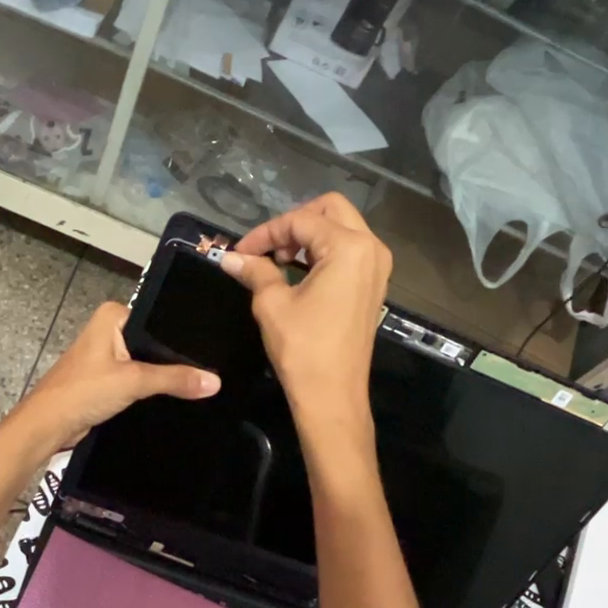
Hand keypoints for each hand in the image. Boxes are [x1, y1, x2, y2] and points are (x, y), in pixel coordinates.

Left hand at [15, 300, 219, 451]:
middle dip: (176, 358)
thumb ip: (175, 379)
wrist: (48, 425)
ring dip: (164, 376)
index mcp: (113, 315)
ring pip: (147, 362)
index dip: (184, 337)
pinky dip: (152, 388)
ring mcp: (108, 355)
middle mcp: (110, 329)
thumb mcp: (134, 381)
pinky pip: (138, 379)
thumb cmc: (84, 392)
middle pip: (155, 342)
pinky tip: (176, 396)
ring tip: (201, 383)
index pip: (160, 319)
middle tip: (214, 368)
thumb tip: (215, 381)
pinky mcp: (107, 379)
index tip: (215, 348)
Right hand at [219, 194, 391, 442]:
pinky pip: (348, 252)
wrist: (332, 396)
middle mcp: (370, 249)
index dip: (266, 232)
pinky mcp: (373, 286)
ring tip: (279, 260)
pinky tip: (298, 272)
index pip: (301, 221)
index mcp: (349, 247)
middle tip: (267, 248)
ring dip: (308, 236)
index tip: (240, 251)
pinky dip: (322, 252)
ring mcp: (376, 267)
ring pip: (341, 229)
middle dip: (293, 223)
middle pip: (330, 211)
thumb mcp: (272, 304)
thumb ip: (255, 271)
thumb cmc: (303, 349)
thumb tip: (230, 257)